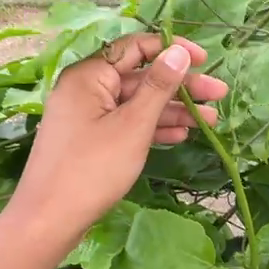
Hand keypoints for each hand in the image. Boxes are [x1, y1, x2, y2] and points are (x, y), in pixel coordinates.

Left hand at [12, 35, 227, 237]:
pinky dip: (152, 128)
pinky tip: (181, 136)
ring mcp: (87, 116)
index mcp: (90, 76)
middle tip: (219, 94)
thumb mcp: (133, 124)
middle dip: (181, 86)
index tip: (205, 59)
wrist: (48, 220)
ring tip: (211, 120)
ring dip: (173, 110)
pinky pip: (127, 124)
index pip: (136, 47)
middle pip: (141, 77)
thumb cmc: (93, 168)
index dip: (172, 49)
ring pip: (137, 103)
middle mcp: (87, 89)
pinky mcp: (91, 140)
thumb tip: (179, 51)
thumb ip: (158, 86)